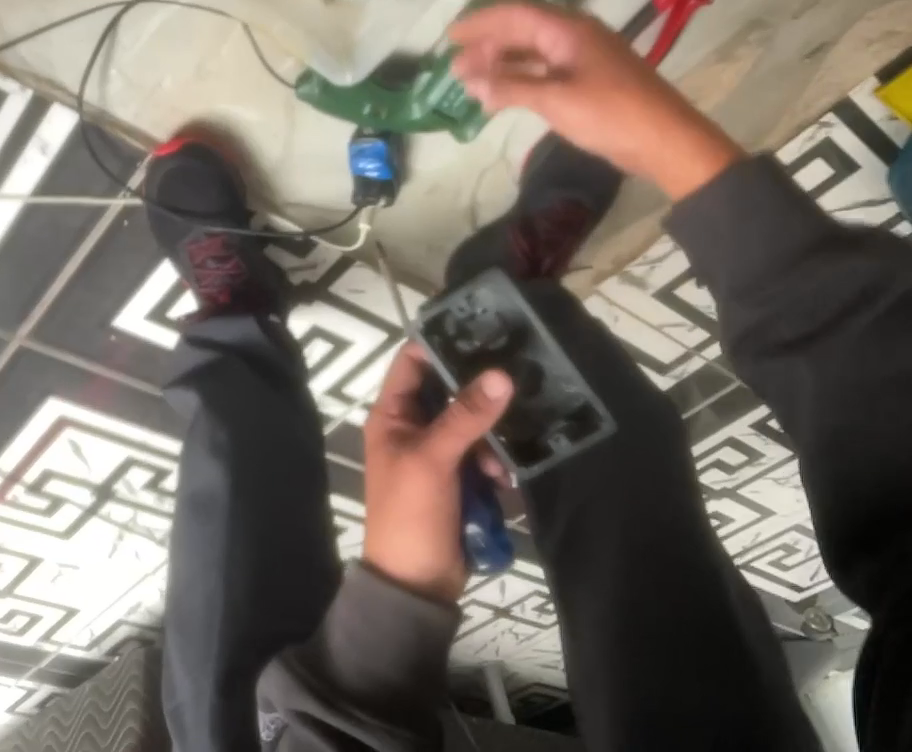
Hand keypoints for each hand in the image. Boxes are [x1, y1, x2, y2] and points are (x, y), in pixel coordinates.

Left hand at [362, 344, 513, 603]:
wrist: (415, 583)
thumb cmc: (410, 513)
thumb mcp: (433, 460)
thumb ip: (465, 417)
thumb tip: (500, 374)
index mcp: (392, 414)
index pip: (413, 362)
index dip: (441, 343)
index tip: (482, 327)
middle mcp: (413, 425)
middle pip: (449, 389)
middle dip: (480, 387)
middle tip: (519, 370)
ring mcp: (438, 451)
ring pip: (472, 421)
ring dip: (492, 433)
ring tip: (509, 447)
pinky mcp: (460, 476)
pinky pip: (483, 453)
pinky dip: (495, 461)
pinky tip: (505, 478)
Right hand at [448, 2, 745, 199]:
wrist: (666, 140)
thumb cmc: (610, 114)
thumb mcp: (555, 101)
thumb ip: (511, 88)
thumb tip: (472, 83)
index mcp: (568, 30)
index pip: (515, 14)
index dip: (480, 23)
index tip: (451, 37)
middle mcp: (575, 36)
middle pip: (522, 31)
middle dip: (487, 46)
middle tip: (456, 68)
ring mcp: (583, 58)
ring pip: (532, 52)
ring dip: (501, 65)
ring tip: (472, 83)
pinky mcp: (589, 80)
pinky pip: (545, 70)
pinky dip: (520, 79)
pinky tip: (503, 95)